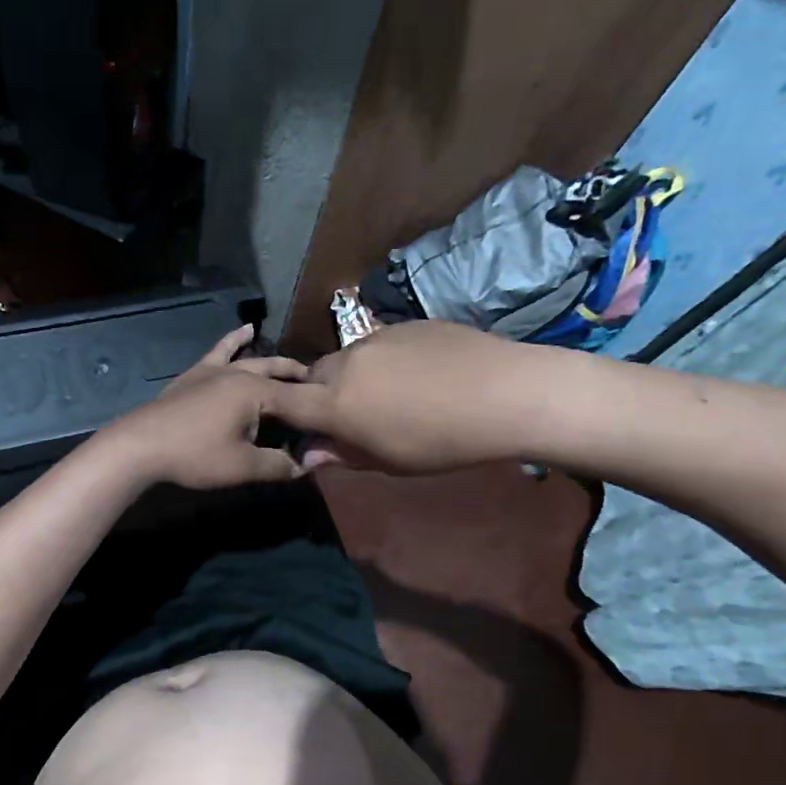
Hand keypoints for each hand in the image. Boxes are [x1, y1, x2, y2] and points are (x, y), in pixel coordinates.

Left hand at [92, 325, 311, 488]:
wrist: (140, 445)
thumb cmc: (195, 455)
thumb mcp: (243, 466)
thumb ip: (278, 465)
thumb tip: (304, 467)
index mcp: (255, 392)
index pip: (295, 399)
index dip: (314, 412)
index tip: (331, 421)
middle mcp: (238, 373)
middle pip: (276, 373)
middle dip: (299, 381)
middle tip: (320, 389)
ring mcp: (213, 370)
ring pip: (250, 359)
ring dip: (273, 361)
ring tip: (292, 362)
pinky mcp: (193, 375)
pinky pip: (219, 351)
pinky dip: (233, 340)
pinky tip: (243, 331)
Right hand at [267, 320, 567, 474]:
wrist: (507, 392)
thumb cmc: (444, 441)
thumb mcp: (390, 461)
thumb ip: (343, 454)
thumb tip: (309, 454)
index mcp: (335, 402)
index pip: (285, 401)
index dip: (278, 410)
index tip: (291, 424)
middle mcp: (346, 363)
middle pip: (313, 375)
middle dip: (318, 393)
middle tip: (347, 415)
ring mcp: (376, 338)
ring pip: (346, 357)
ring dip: (352, 375)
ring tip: (389, 393)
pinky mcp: (405, 323)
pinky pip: (379, 343)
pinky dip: (384, 360)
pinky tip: (419, 374)